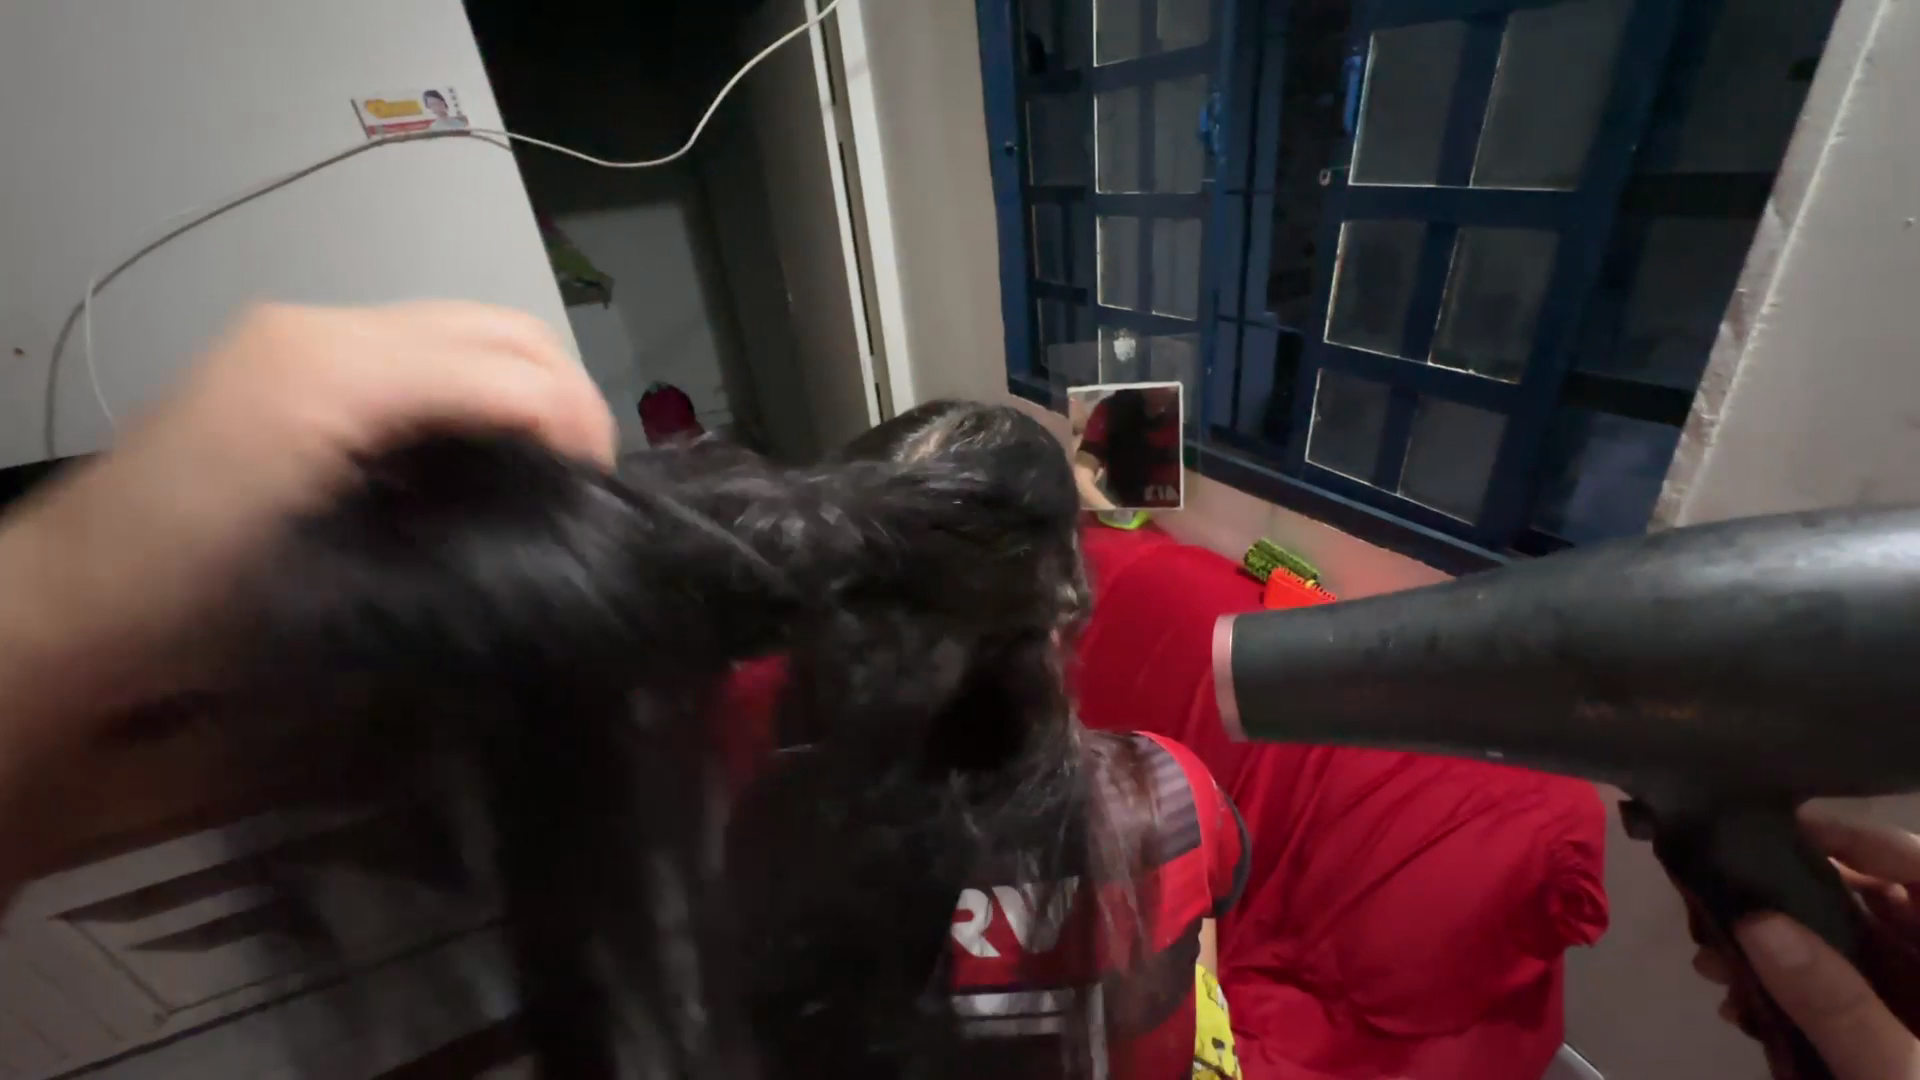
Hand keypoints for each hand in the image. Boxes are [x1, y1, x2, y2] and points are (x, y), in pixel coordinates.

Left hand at [0, 302, 613, 768]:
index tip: (597, 492)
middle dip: (573, 399)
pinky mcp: (318, 356)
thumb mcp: (361, 560)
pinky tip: (498, 443)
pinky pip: (448, 350)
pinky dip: (500, 389)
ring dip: (542, 392)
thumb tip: (564, 484)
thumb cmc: (215, 597)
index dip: (578, 424)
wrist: (85, 604)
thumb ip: (470, 498)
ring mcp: (321, 335)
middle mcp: (333, 330)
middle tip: (584, 473)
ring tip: (553, 458)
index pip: (514, 371)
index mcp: (339, 371)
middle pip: (513, 333)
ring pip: (489, 333)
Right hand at [1694, 809, 1919, 1078]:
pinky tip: (1742, 1005)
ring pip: (1851, 949)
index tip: (1769, 825)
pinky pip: (1846, 992)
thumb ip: (1844, 1009)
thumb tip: (1753, 919)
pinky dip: (1790, 990)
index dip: (1858, 840)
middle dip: (1784, 903)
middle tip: (1712, 908)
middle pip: (1877, 908)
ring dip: (1773, 950)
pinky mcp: (1907, 1037)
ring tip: (1711, 965)